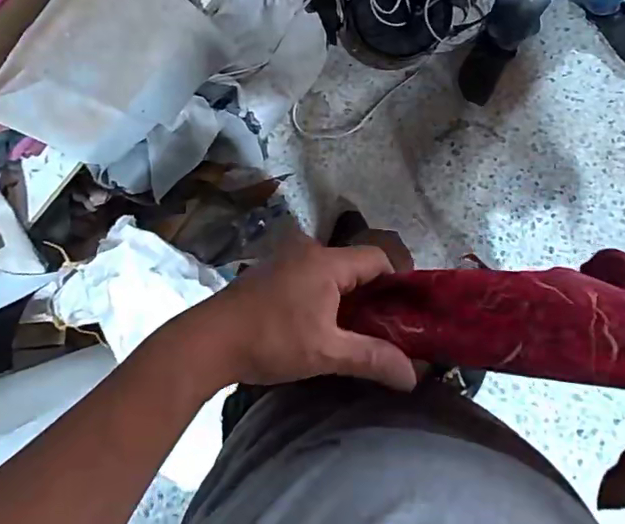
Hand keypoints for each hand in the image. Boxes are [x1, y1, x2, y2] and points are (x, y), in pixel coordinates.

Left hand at [168, 236, 417, 391]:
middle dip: (374, 295)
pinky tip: (325, 325)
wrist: (211, 338)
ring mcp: (286, 258)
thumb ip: (372, 357)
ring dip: (348, 297)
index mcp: (326, 261)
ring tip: (360, 331)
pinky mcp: (272, 271)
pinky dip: (326, 295)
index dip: (398, 282)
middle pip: (355, 264)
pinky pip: (312, 276)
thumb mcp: (326, 353)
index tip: (409, 313)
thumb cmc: (272, 340)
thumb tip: (413, 374)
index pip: (377, 258)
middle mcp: (308, 249)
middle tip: (390, 328)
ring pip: (332, 271)